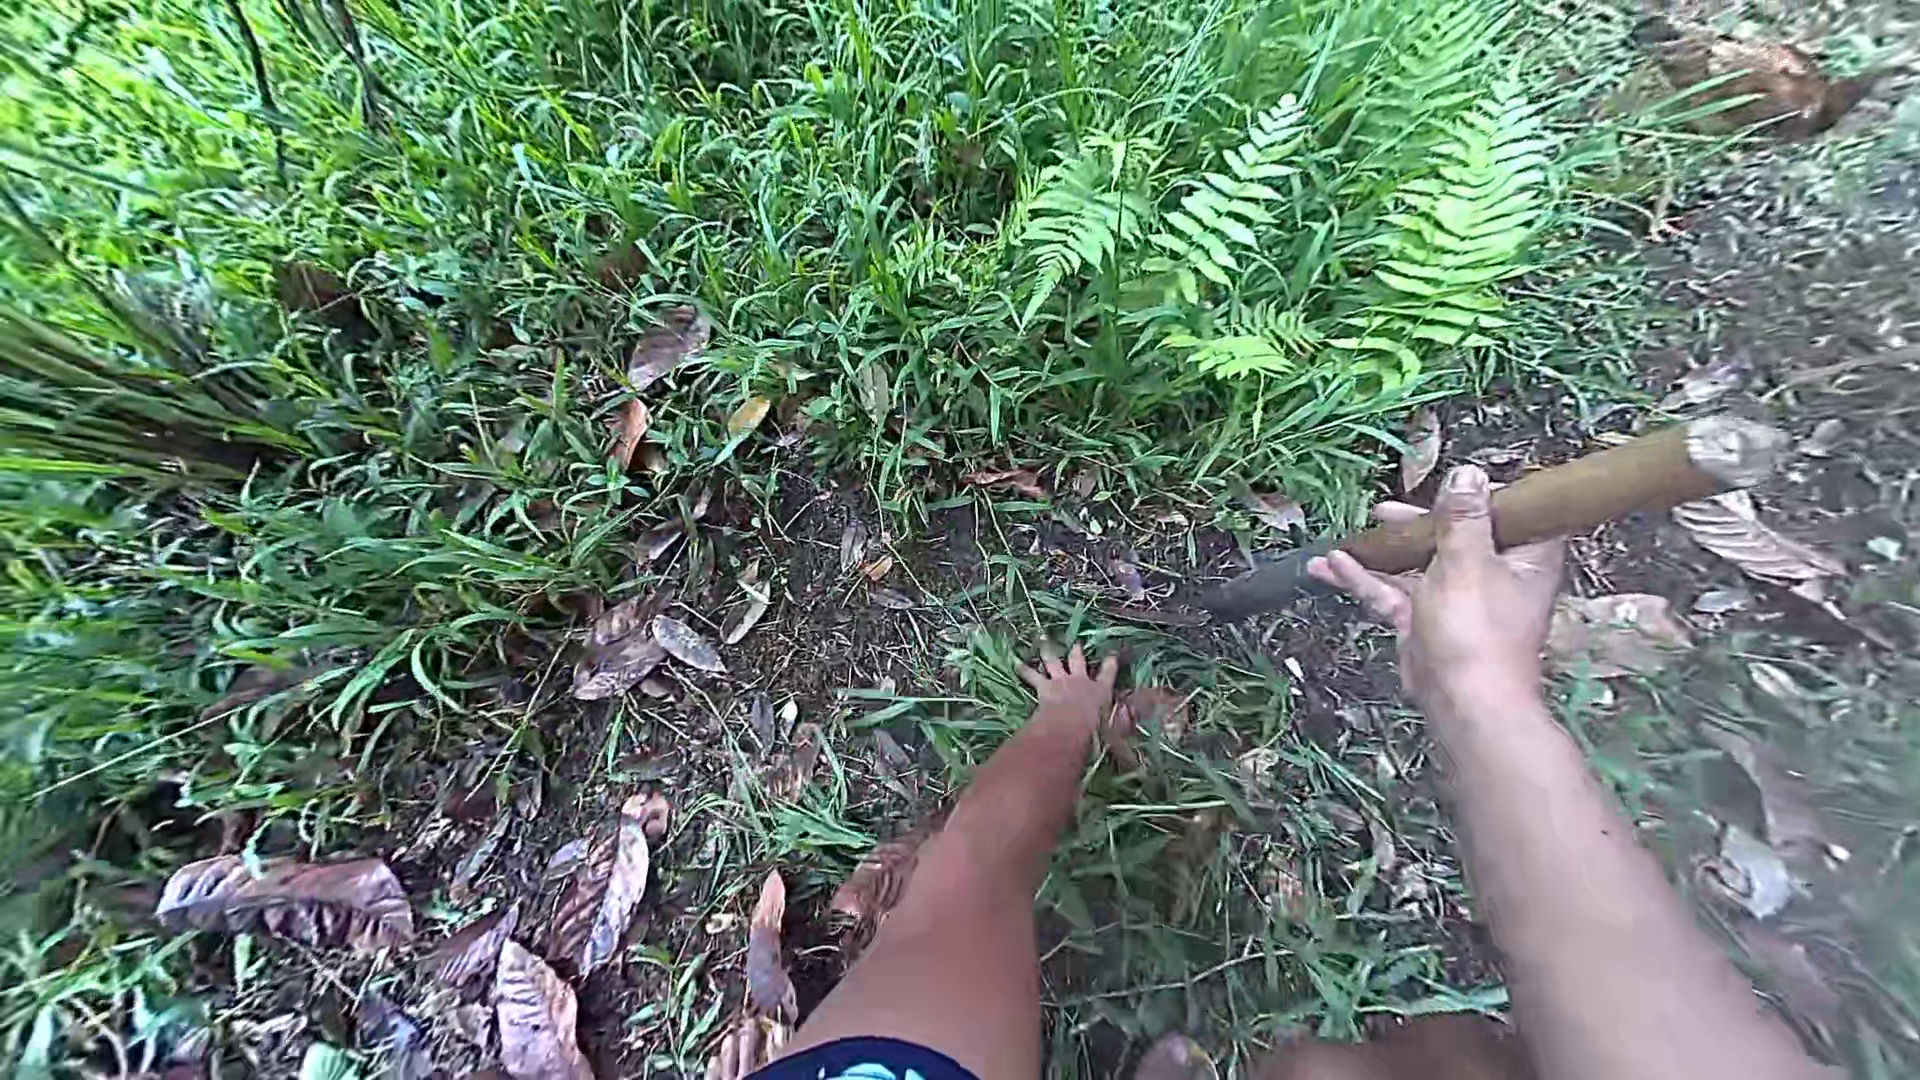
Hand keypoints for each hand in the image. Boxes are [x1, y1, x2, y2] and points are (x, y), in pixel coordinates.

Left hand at [1016, 642, 1118, 730]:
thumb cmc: (1095, 730)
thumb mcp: (1113, 731)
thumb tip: (1130, 744)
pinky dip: (1024, 669)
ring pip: (1054, 661)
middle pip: (1079, 660)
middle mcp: (1080, 681)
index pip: (1108, 673)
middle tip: (1076, 643)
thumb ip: (1120, 729)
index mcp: (1101, 690)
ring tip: (1044, 641)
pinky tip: (1016, 663)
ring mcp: (1061, 681)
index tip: (1111, 655)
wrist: (1070, 725)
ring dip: (1048, 651)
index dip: (1110, 663)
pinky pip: (1032, 675)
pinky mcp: (1045, 686)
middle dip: (1077, 651)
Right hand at [1307, 465, 1564, 715]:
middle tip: (1383, 511)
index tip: (1452, 486)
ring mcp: (1451, 598)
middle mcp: (1489, 575)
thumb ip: (1462, 519)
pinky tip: (1329, 566)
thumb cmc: (1474, 627)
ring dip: (1379, 554)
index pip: (1511, 516)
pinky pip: (1389, 591)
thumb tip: (1468, 473)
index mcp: (1520, 558)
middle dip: (1413, 525)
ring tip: (1346, 539)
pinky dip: (1362, 579)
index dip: (1484, 498)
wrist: (1459, 695)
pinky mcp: (1421, 618)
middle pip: (1451, 538)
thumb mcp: (1466, 563)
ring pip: (1413, 565)